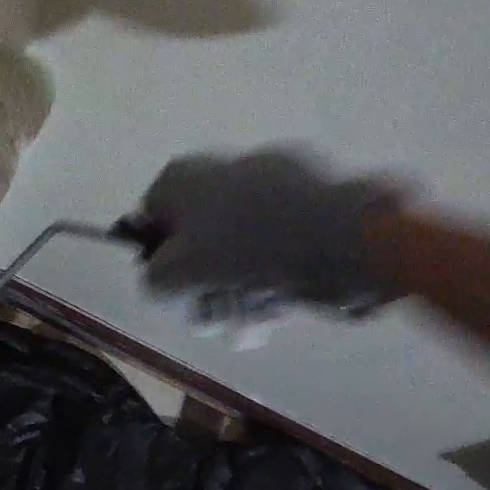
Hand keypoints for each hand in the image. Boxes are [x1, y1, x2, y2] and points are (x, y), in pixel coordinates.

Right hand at [137, 146, 407, 315]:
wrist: (336, 233)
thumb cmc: (243, 247)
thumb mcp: (177, 274)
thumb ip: (154, 280)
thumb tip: (157, 280)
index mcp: (180, 175)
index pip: (152, 219)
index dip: (161, 260)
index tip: (180, 293)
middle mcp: (216, 168)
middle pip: (198, 234)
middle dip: (206, 282)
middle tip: (218, 319)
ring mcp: (265, 180)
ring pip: (240, 243)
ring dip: (240, 288)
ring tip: (254, 322)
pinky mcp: (306, 197)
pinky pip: (276, 240)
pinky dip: (275, 269)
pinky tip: (283, 300)